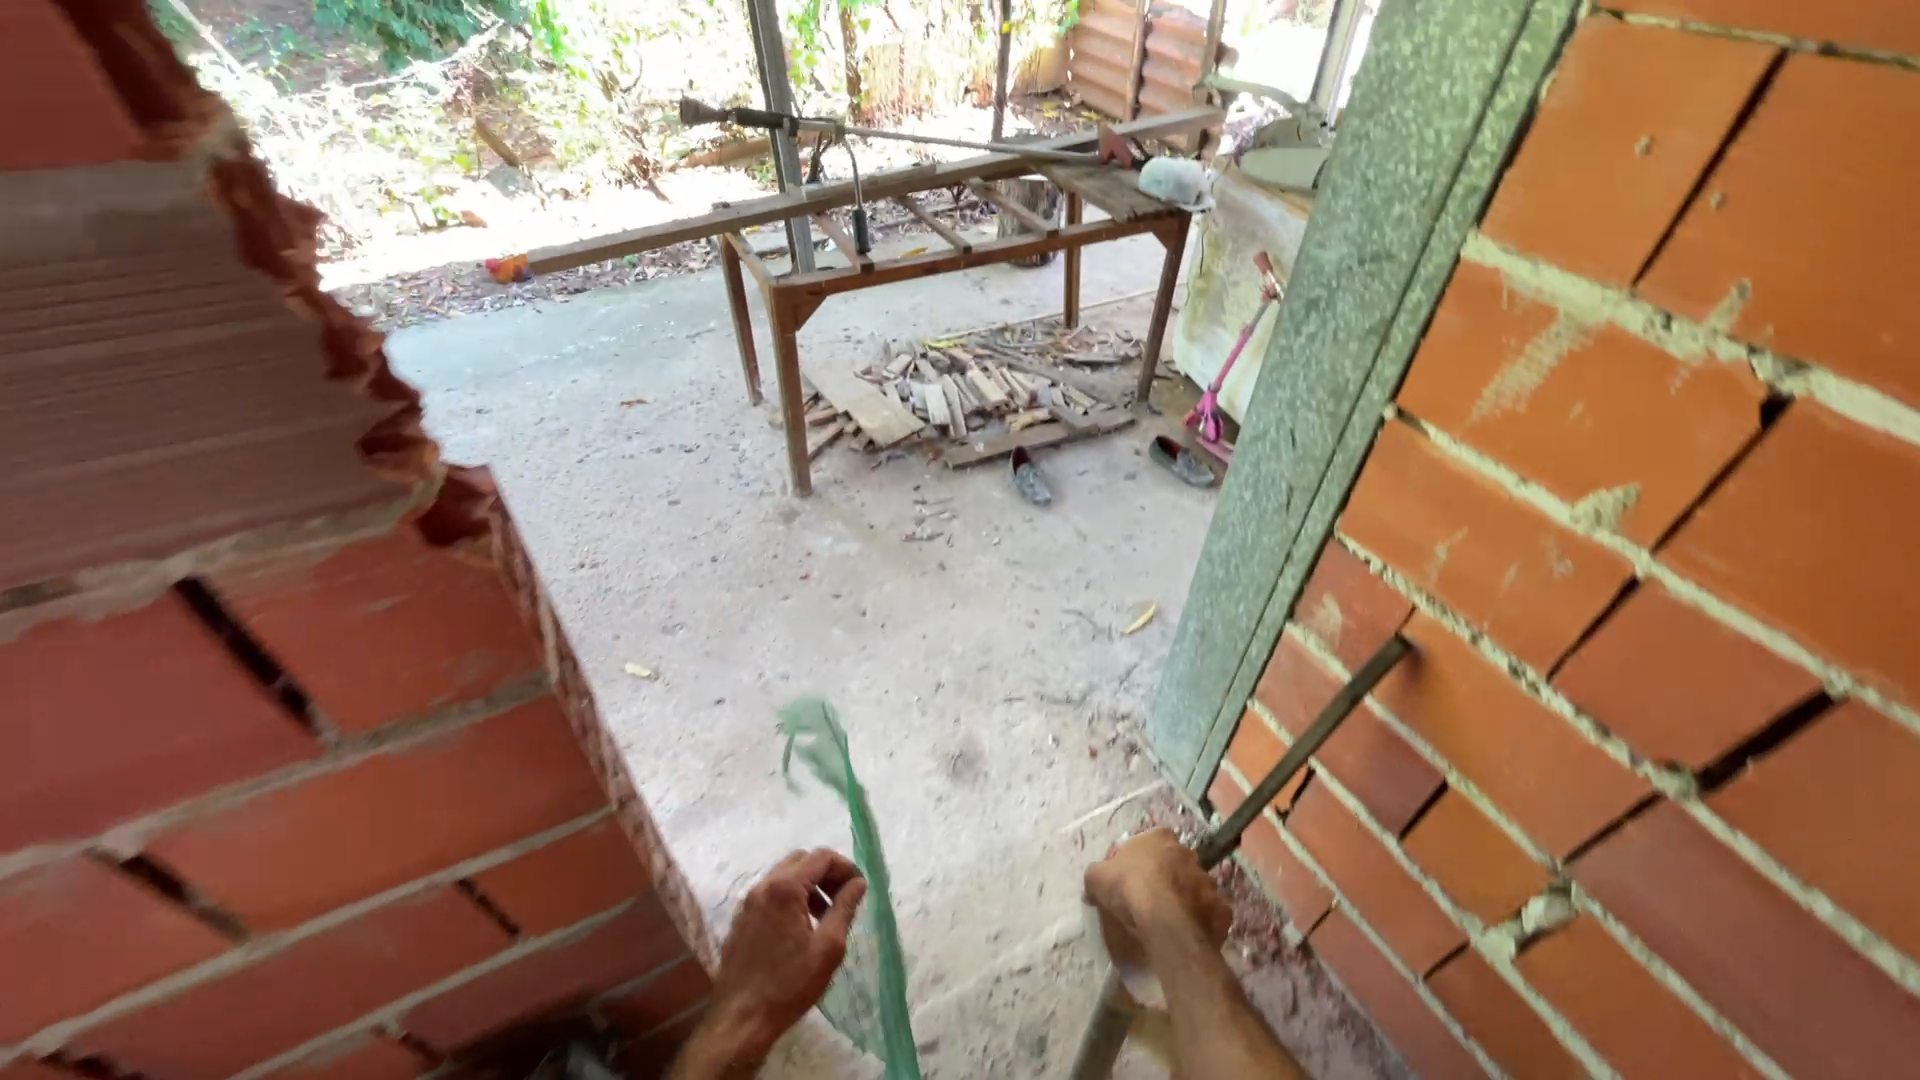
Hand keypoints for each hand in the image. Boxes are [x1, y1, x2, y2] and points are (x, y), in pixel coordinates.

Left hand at [708, 848, 867, 1059]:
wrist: (740, 1021)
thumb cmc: (789, 984)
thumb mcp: (828, 947)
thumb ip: (845, 907)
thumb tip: (858, 882)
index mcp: (785, 888)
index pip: (821, 856)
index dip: (844, 866)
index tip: (858, 887)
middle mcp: (762, 886)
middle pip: (801, 860)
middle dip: (826, 873)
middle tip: (843, 898)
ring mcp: (747, 902)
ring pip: (783, 876)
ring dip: (808, 885)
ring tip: (824, 916)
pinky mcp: (740, 920)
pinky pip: (769, 894)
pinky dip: (789, 898)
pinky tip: (799, 928)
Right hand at [1084, 829, 1230, 958]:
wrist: (1165, 920)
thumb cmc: (1130, 887)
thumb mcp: (1097, 877)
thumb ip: (1096, 875)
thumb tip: (1094, 884)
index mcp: (1161, 837)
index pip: (1151, 841)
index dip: (1139, 859)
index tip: (1130, 878)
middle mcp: (1189, 853)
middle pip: (1175, 864)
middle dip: (1165, 878)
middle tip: (1149, 899)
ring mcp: (1209, 881)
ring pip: (1194, 888)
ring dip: (1184, 899)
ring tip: (1167, 920)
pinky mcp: (1222, 909)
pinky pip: (1208, 914)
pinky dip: (1199, 921)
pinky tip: (1184, 933)